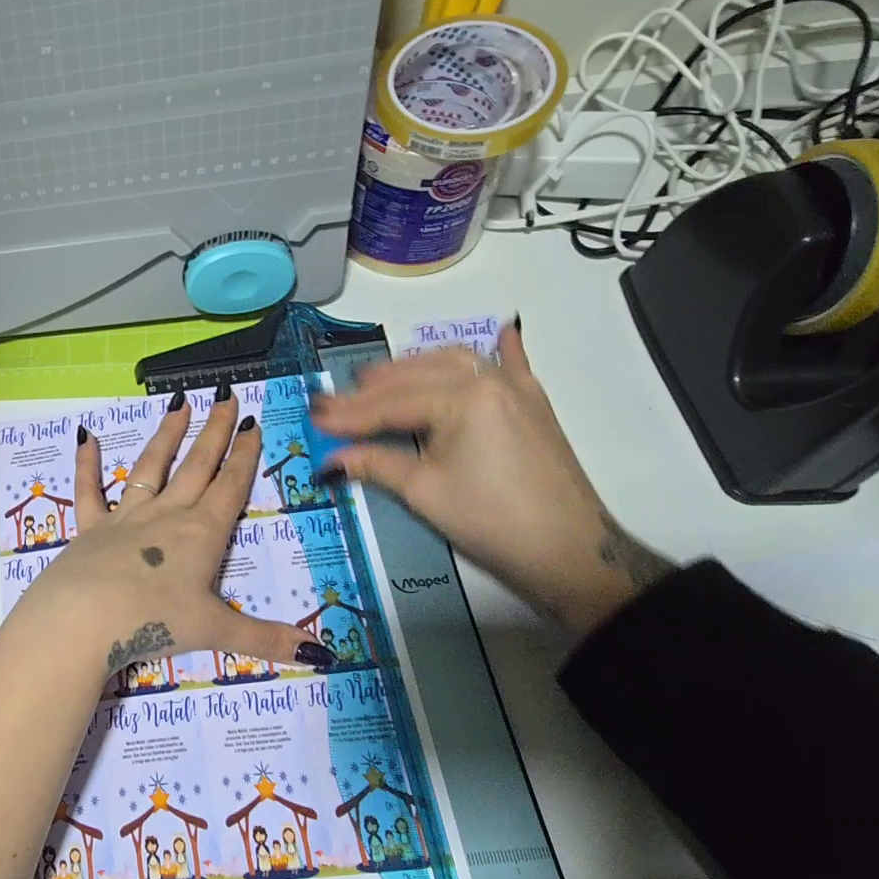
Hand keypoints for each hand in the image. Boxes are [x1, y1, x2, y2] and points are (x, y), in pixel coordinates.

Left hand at [17, 391, 336, 675]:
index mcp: (202, 534)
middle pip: (196, 466)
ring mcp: (125, 518)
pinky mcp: (89, 528)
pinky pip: (88, 490)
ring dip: (166, 436)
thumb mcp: (217, 632)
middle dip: (214, 432)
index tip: (252, 423)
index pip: (230, 487)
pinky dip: (87, 464)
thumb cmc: (154, 622)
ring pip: (150, 468)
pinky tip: (86, 436)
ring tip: (177, 405)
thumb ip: (267, 639)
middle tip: (227, 398)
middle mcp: (166, 516)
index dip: (244, 456)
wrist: (83, 619)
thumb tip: (324, 657)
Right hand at [311, 322, 673, 633]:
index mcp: (462, 398)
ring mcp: (516, 389)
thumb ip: (376, 464)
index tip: (313, 417)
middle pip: (419, 377)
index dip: (349, 415)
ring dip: (414, 368)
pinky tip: (502, 330)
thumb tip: (332, 460)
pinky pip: (514, 366)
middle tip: (333, 401)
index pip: (392, 404)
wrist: (565, 548)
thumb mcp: (423, 492)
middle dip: (372, 390)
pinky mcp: (534, 406)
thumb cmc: (489, 519)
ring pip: (456, 363)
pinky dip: (502, 349)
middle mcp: (489, 380)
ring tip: (378, 378)